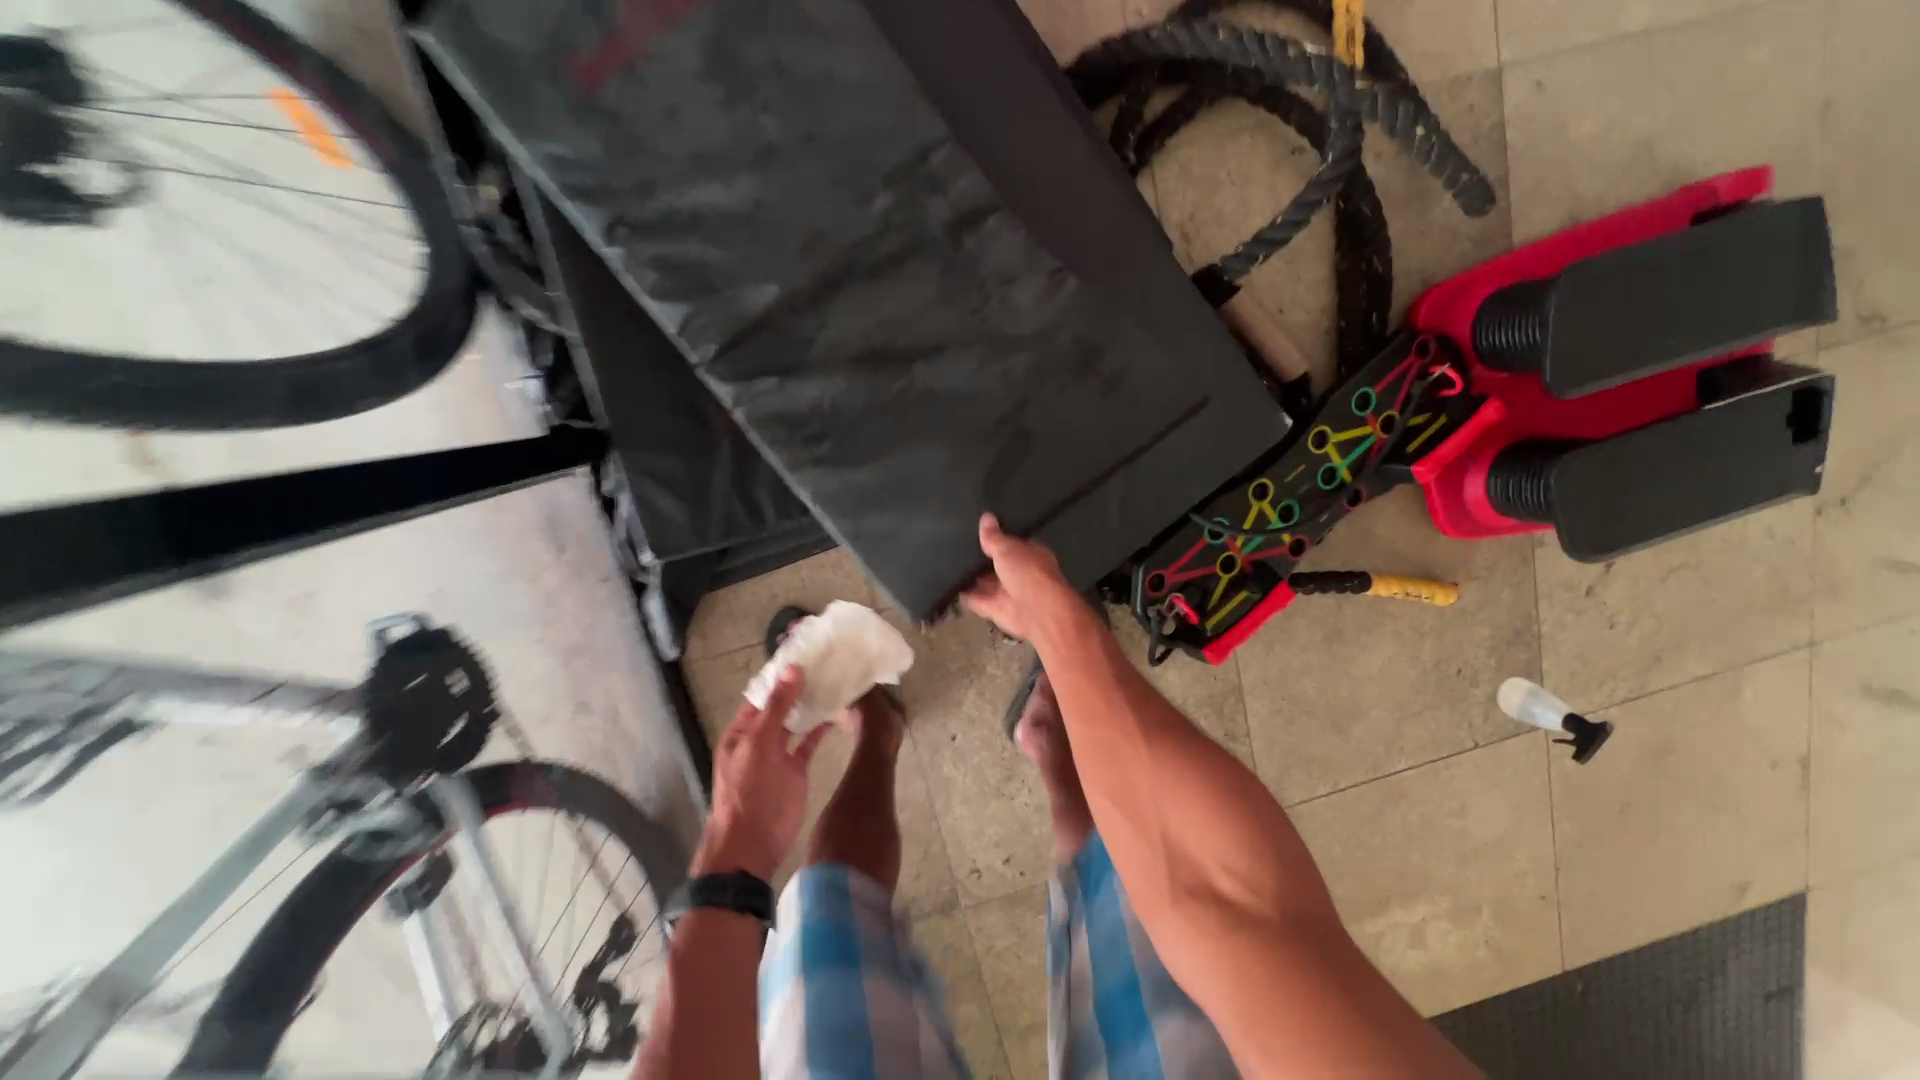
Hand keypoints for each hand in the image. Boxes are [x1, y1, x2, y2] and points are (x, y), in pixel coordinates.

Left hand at [694, 667, 828, 879]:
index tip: (806, 652)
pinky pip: (808, 743)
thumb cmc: (749, 791)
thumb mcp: (759, 743)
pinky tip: (838, 712)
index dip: (781, 674)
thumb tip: (793, 668)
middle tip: (829, 662)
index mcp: (742, 729)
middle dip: (800, 686)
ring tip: (836, 680)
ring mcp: (778, 755)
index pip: (762, 693)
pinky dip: (821, 729)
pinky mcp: (796, 771)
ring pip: (796, 722)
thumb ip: (778, 706)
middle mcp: (759, 738)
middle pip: (781, 705)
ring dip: (812, 705)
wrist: (752, 844)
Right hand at [959, 514, 1082, 642]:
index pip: (1011, 542)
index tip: (976, 528)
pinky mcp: (995, 609)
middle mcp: (1019, 572)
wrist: (1037, 613)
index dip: (996, 536)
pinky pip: (976, 599)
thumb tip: (986, 517)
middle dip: (980, 557)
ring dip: (971, 576)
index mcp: (1029, 554)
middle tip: (956, 545)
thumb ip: (993, 536)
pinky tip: (950, 586)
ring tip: (948, 562)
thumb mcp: (1008, 548)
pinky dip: (964, 595)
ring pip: (985, 581)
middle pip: (996, 563)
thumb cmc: (1029, 573)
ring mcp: (1007, 592)